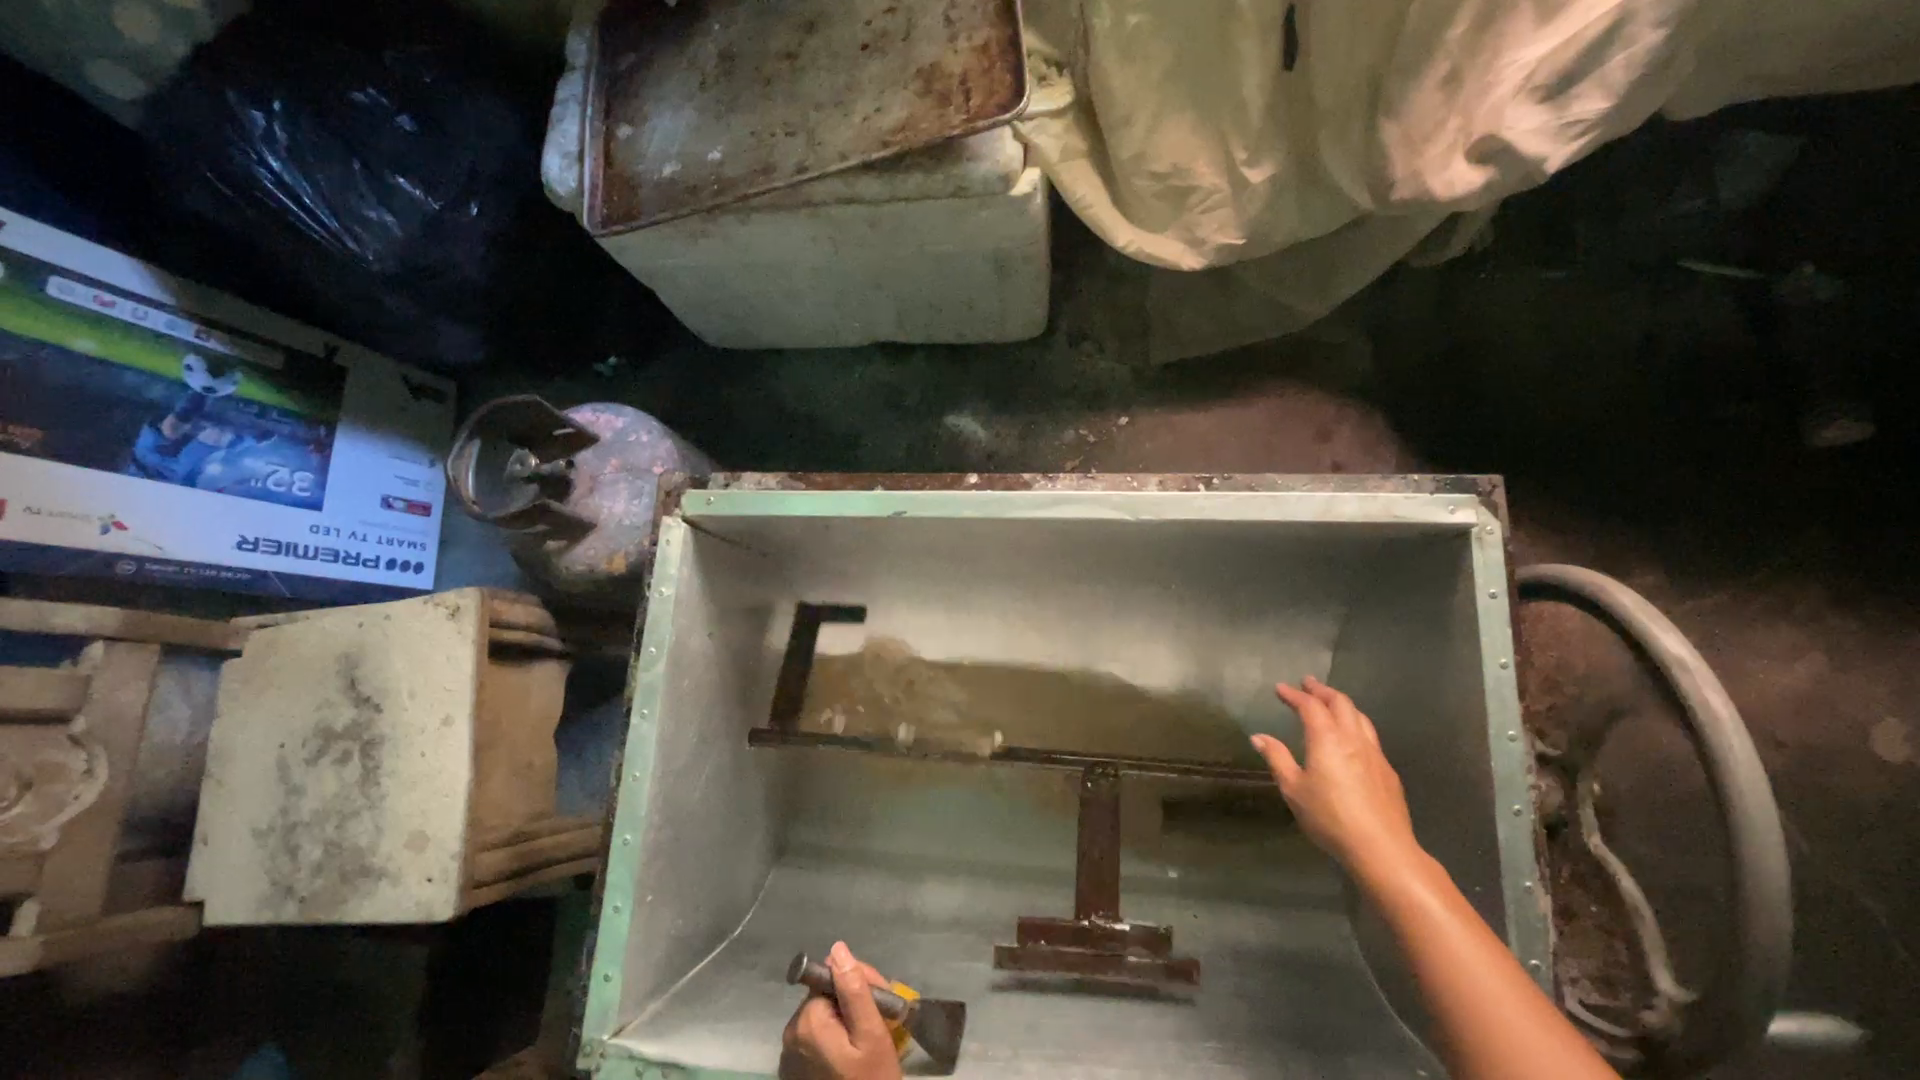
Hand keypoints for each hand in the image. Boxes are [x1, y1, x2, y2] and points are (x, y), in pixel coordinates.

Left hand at [779, 942, 903, 1079]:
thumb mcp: (871, 1034)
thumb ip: (854, 989)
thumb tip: (837, 948)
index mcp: (806, 1021)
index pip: (832, 978)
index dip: (859, 982)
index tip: (881, 1000)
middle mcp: (790, 1033)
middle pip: (826, 995)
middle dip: (854, 998)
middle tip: (882, 1018)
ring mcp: (790, 1054)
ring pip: (823, 1014)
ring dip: (847, 1016)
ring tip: (870, 1035)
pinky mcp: (794, 1069)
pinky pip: (817, 1035)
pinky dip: (837, 1035)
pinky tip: (855, 1049)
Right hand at [1252, 676, 1421, 878]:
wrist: (1381, 846)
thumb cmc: (1329, 817)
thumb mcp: (1293, 789)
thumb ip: (1277, 759)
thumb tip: (1259, 737)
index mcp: (1327, 739)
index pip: (1310, 706)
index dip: (1294, 694)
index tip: (1280, 688)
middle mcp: (1353, 738)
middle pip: (1340, 703)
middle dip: (1322, 691)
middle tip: (1307, 684)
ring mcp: (1375, 753)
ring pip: (1360, 717)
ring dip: (1342, 704)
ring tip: (1330, 703)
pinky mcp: (1387, 770)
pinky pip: (1370, 736)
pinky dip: (1356, 724)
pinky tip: (1351, 738)